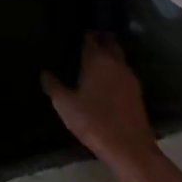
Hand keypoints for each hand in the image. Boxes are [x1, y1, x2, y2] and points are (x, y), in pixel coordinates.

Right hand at [42, 33, 155, 167]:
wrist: (130, 147)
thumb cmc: (94, 122)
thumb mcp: (66, 107)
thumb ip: (54, 87)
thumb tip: (44, 73)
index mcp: (97, 59)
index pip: (91, 37)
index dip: (85, 34)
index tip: (77, 34)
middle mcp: (115, 61)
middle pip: (109, 42)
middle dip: (100, 38)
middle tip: (88, 42)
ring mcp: (128, 75)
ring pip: (118, 56)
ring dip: (109, 54)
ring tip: (96, 61)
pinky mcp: (137, 90)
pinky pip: (124, 71)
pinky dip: (116, 69)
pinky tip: (109, 81)